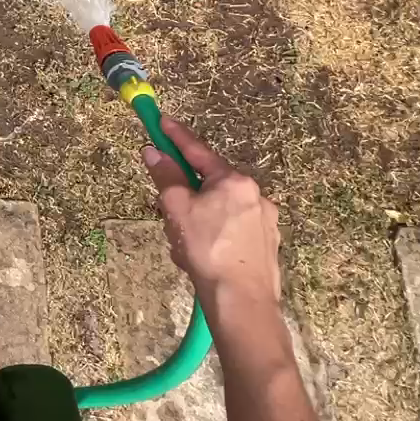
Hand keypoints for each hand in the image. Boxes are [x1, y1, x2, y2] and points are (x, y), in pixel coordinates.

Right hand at [140, 115, 281, 314]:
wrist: (241, 301)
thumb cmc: (205, 247)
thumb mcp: (176, 207)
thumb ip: (166, 176)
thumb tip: (153, 152)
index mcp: (234, 182)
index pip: (198, 151)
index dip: (176, 134)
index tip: (161, 119)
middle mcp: (255, 196)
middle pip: (207, 181)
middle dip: (183, 190)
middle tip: (165, 208)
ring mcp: (265, 222)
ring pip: (217, 207)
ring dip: (195, 215)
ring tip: (181, 240)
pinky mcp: (266, 244)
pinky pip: (229, 226)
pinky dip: (210, 231)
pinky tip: (198, 252)